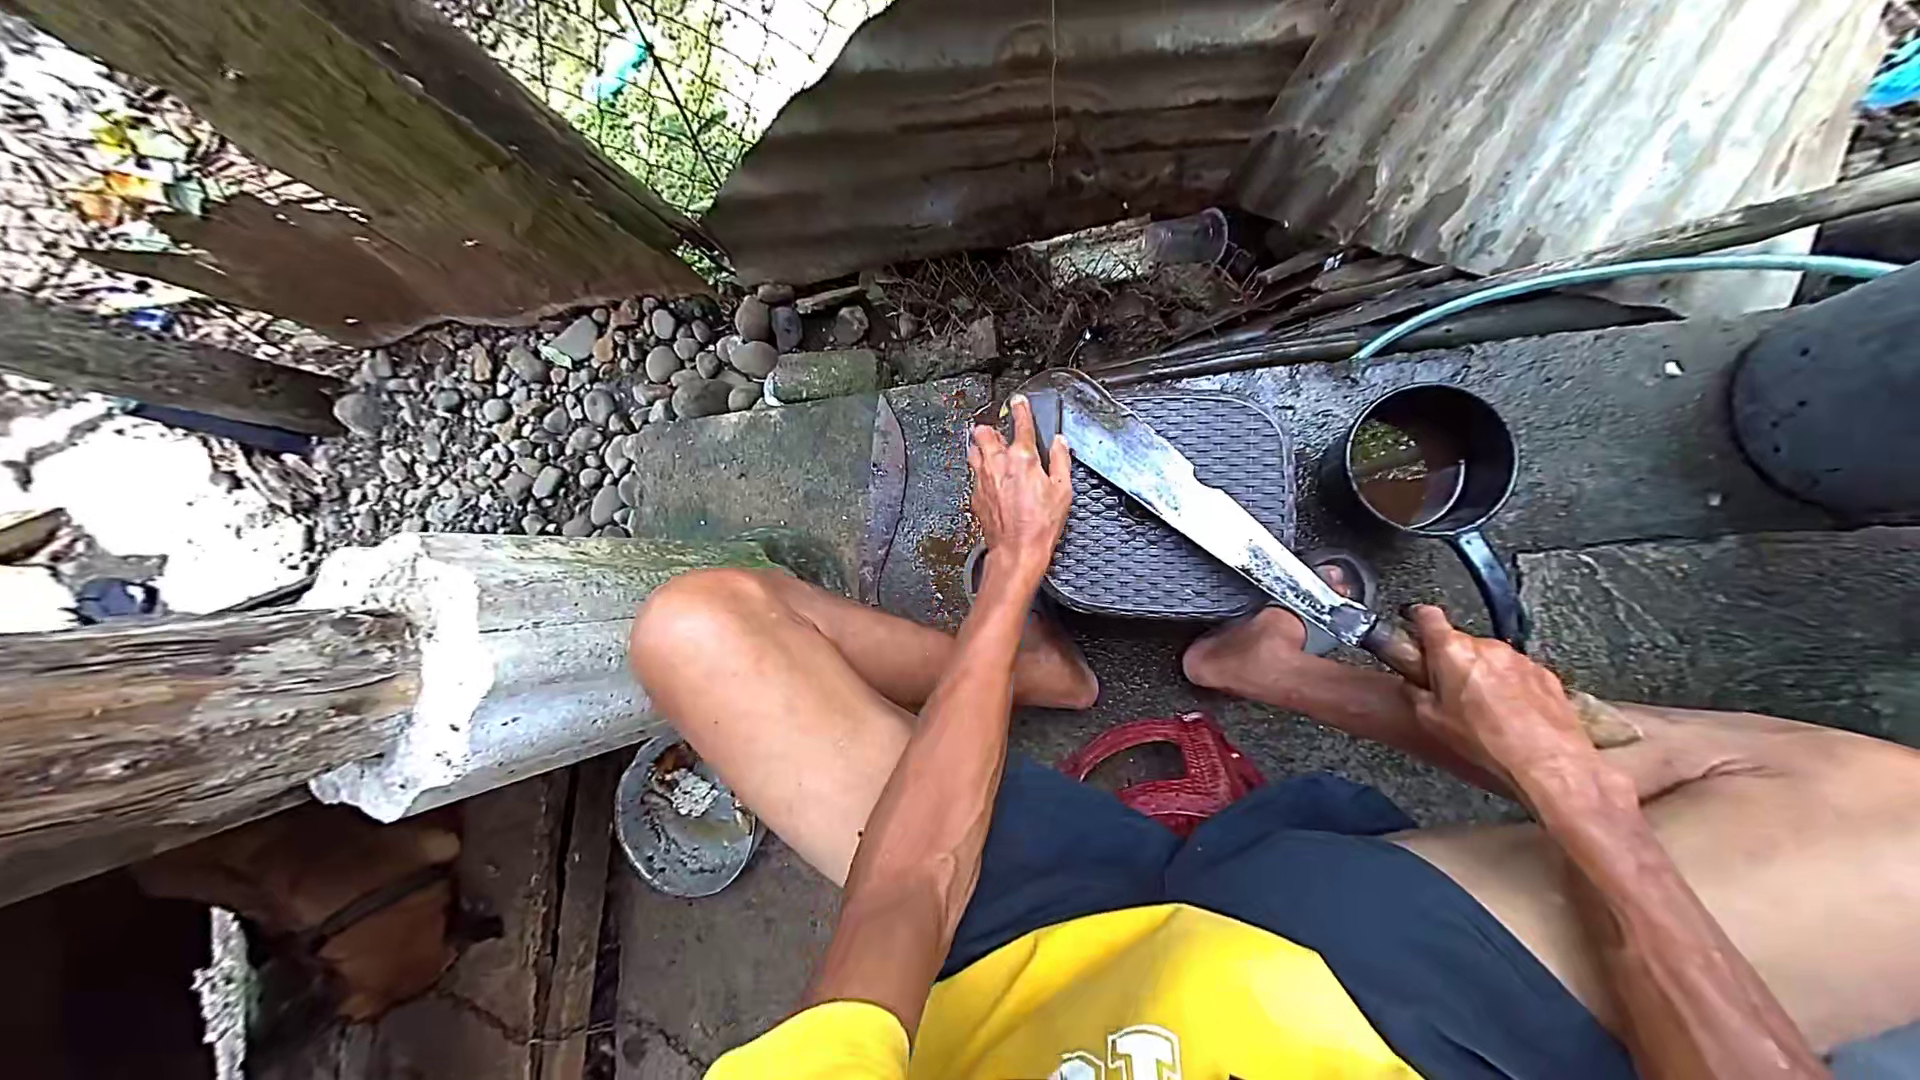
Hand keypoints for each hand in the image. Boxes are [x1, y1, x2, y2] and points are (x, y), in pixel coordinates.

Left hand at [969, 394, 1072, 582]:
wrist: (1017, 550)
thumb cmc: (1040, 524)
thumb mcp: (1062, 490)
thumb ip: (1061, 461)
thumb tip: (1060, 444)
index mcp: (1021, 458)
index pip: (1020, 424)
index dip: (1020, 409)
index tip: (1018, 402)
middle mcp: (997, 464)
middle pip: (983, 432)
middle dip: (991, 429)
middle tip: (1001, 435)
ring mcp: (982, 479)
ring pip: (973, 451)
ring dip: (982, 448)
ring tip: (993, 453)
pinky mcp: (975, 495)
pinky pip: (974, 474)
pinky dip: (982, 472)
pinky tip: (992, 480)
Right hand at [1405, 605, 1602, 793]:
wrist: (1547, 762)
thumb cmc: (1489, 741)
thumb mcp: (1430, 719)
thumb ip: (1415, 692)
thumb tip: (1413, 686)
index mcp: (1452, 651)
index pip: (1428, 616)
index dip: (1417, 617)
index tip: (1415, 621)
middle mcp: (1487, 648)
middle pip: (1460, 642)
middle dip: (1452, 660)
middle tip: (1447, 687)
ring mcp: (1519, 660)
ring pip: (1490, 658)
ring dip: (1482, 674)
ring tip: (1482, 708)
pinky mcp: (1545, 676)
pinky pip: (1517, 673)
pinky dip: (1510, 687)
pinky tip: (1508, 714)